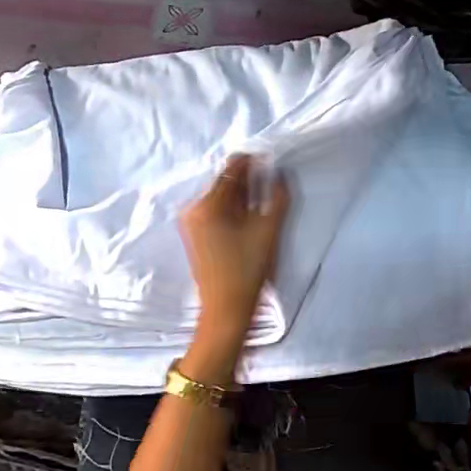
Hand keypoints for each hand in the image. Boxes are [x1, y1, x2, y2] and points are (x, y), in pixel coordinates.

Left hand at [181, 154, 290, 335]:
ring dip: (241, 195)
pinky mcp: (195, 236)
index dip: (253, 161)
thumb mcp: (269, 229)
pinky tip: (249, 217)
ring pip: (220, 197)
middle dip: (248, 180)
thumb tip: (279, 172)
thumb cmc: (248, 270)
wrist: (226, 309)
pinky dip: (232, 209)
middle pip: (224, 182)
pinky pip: (215, 212)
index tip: (272, 161)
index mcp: (208, 203)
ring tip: (263, 200)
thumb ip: (277, 195)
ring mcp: (191, 223)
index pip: (232, 168)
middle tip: (271, 183)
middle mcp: (193, 208)